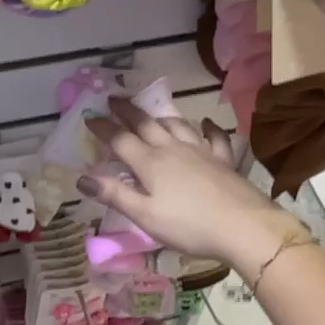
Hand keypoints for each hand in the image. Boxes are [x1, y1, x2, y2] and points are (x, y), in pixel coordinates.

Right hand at [82, 97, 306, 273]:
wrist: (243, 226)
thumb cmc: (189, 226)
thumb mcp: (145, 216)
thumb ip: (115, 195)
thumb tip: (82, 177)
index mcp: (150, 163)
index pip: (120, 139)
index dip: (103, 127)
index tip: (89, 115)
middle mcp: (173, 149)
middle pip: (146, 124)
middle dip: (127, 111)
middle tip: (114, 98)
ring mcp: (201, 151)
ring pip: (177, 125)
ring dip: (161, 117)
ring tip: (152, 114)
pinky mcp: (223, 159)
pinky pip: (215, 136)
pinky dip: (208, 127)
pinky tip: (206, 123)